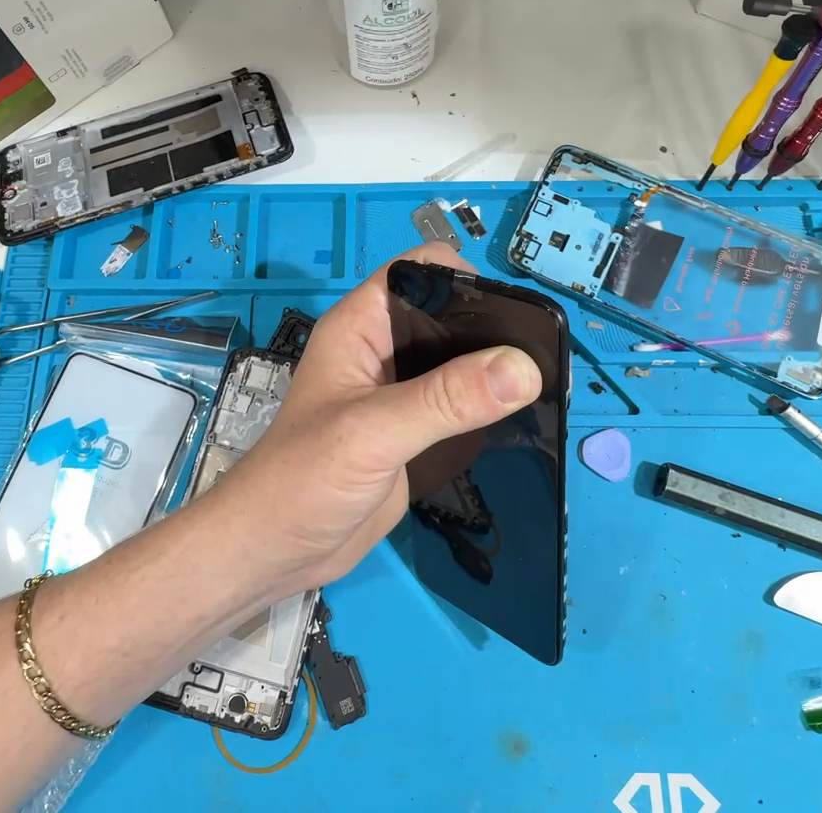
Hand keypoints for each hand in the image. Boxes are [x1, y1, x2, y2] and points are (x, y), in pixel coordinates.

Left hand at [199, 244, 541, 599]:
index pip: (420, 271)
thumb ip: (446, 400)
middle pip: (449, 314)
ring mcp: (400, 392)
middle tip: (543, 358)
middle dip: (494, 327)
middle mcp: (383, 350)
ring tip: (546, 385)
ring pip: (460, 360)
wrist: (275, 551)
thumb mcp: (374, 431)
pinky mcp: (414, 432)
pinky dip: (489, 407)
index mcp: (361, 326)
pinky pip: (461, 405)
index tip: (515, 315)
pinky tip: (525, 418)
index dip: (465, 278)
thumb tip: (524, 368)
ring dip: (496, 370)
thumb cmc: (304, 479)